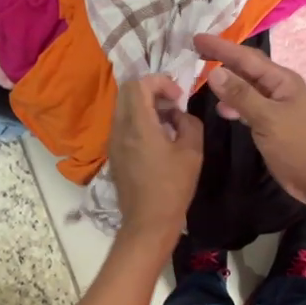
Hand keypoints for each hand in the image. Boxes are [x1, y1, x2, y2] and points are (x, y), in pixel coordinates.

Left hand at [108, 75, 203, 239]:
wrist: (148, 222)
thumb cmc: (173, 187)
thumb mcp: (192, 151)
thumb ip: (188, 123)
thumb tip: (179, 115)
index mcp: (137, 125)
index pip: (139, 84)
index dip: (160, 82)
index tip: (178, 97)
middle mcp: (119, 129)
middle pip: (127, 92)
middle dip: (151, 90)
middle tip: (172, 104)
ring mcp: (113, 142)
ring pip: (123, 108)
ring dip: (145, 106)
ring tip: (168, 121)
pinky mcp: (114, 154)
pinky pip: (123, 125)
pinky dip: (139, 121)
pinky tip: (158, 138)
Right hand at [196, 33, 305, 208]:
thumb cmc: (298, 147)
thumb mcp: (267, 118)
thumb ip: (241, 95)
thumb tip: (214, 72)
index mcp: (282, 80)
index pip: (247, 57)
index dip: (221, 47)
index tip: (196, 38)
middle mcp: (280, 88)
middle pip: (247, 69)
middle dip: (223, 60)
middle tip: (195, 51)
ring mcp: (277, 107)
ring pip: (247, 88)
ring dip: (227, 83)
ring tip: (202, 79)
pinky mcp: (273, 125)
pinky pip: (249, 106)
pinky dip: (234, 105)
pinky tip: (222, 109)